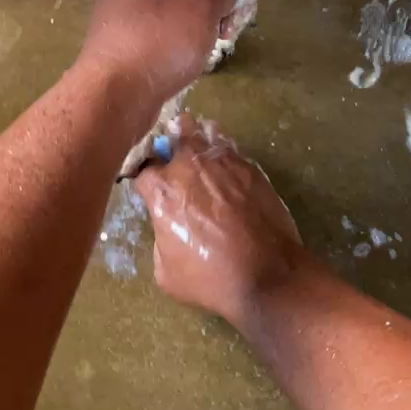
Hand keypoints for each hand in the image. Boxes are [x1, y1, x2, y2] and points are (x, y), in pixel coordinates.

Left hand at [73, 0, 267, 107]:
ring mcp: (131, 19)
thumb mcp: (201, 6)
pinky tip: (206, 52)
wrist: (116, 101)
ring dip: (208, 21)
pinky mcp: (137, 47)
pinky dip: (192, 39)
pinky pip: (173, 33)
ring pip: (183, 9)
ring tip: (225, 36)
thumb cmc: (156, 41)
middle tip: (234, 16)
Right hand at [133, 113, 312, 325]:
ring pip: (202, 131)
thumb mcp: (165, 271)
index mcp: (163, 190)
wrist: (268, 276)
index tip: (149, 186)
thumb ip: (160, 238)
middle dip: (169, 143)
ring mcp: (222, 161)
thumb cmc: (211, 278)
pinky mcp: (249, 166)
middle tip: (174, 158)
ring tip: (198, 150)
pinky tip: (224, 166)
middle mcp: (189, 166)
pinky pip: (229, 147)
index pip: (142, 169)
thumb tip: (169, 225)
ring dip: (196, 138)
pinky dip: (222, 151)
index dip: (144, 177)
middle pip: (173, 133)